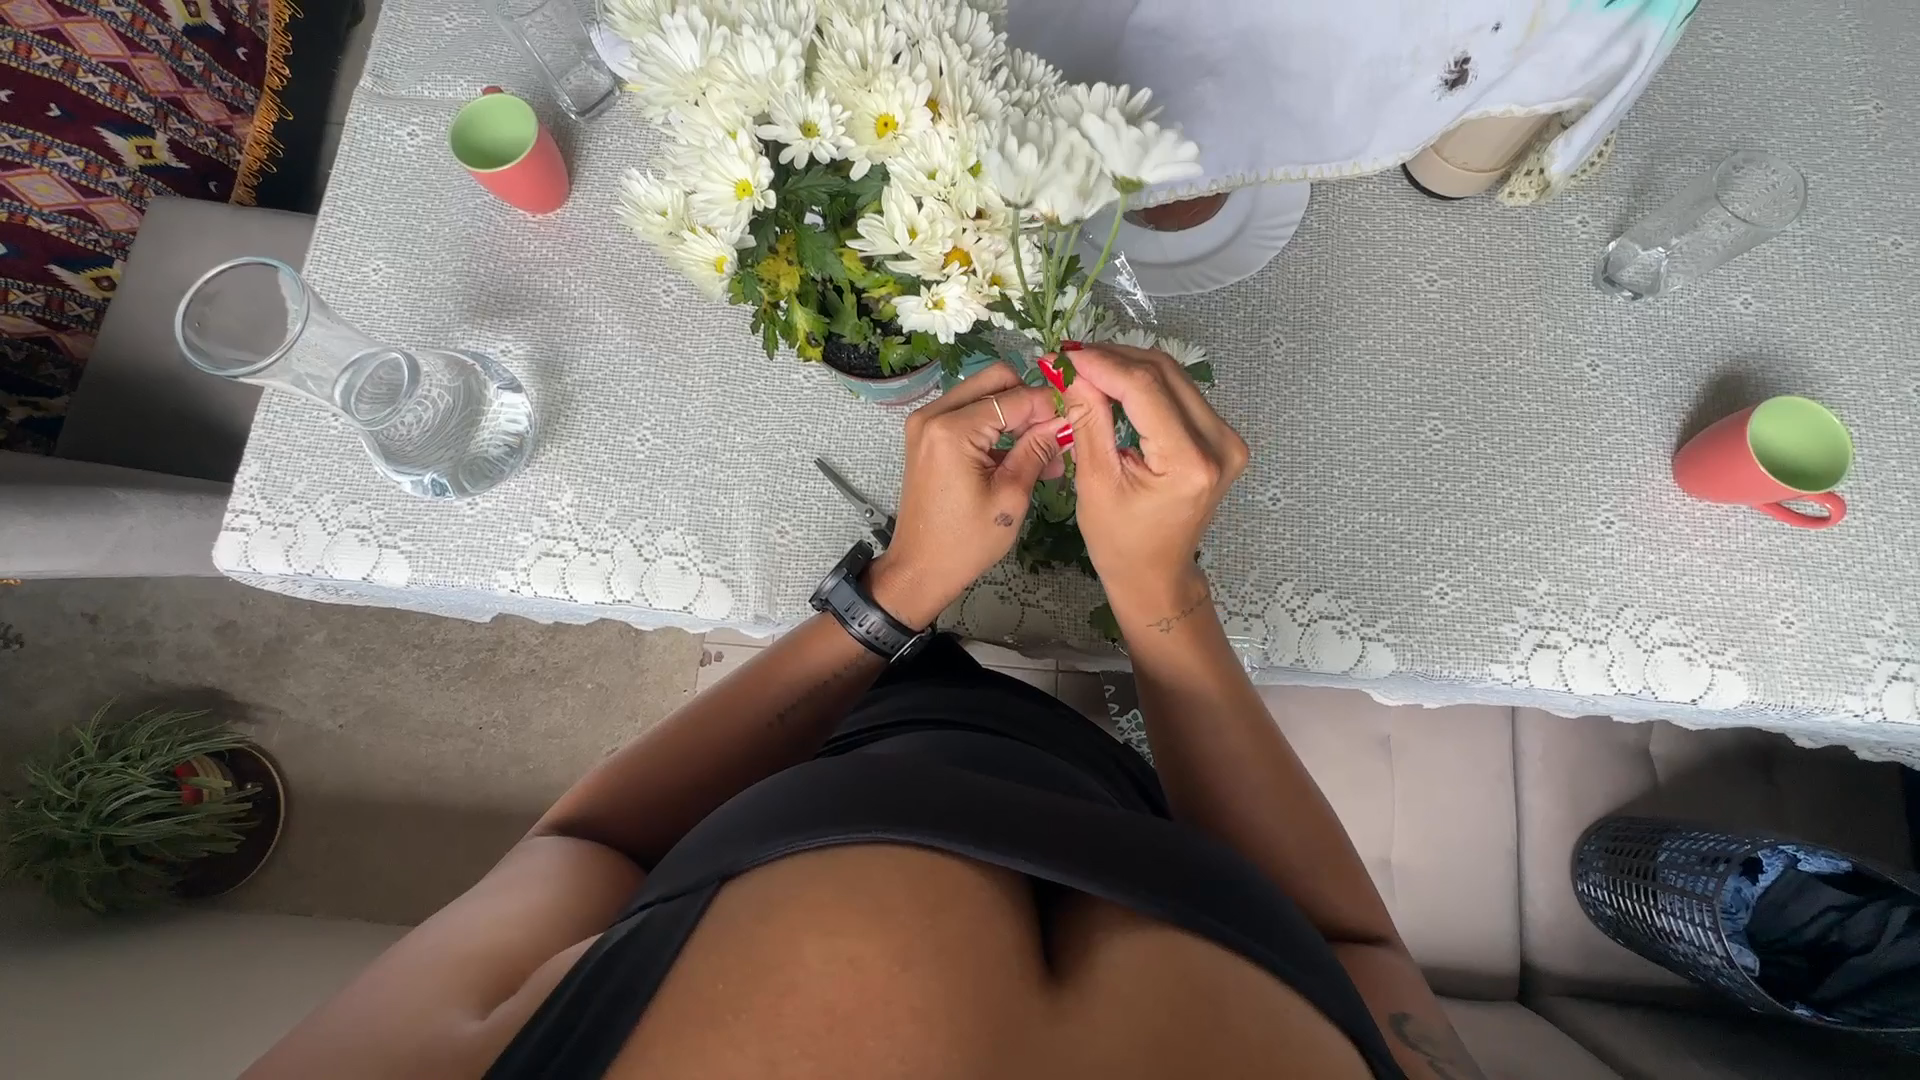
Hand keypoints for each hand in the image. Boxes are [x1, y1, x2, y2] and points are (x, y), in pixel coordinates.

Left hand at [868, 363, 1070, 627]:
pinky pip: (967, 412)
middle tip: (1053, 433)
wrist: (920, 568)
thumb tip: (1064, 422)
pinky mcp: (926, 435)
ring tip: (1043, 450)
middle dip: (1029, 401)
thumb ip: (1036, 451)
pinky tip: (1019, 454)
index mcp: (952, 429)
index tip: (1073, 422)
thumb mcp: (1010, 497)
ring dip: (1013, 414)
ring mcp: (925, 422)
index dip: (1048, 407)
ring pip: (982, 393)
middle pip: (995, 379)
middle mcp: (933, 414)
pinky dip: (993, 425)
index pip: (1015, 398)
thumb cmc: (965, 541)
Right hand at [1061, 343, 1248, 626]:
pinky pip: (1180, 394)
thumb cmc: (1119, 542)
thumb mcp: (1094, 483)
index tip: (1061, 357)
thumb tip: (1072, 371)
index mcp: (1189, 462)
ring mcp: (1227, 439)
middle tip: (1068, 359)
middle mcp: (1220, 444)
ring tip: (1084, 368)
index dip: (1101, 364)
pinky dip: (1144, 384)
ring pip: (1173, 377)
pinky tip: (1112, 384)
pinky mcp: (1222, 438)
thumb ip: (1089, 421)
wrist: (1156, 575)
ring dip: (1127, 367)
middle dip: (1112, 359)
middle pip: (1163, 374)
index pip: (1145, 389)